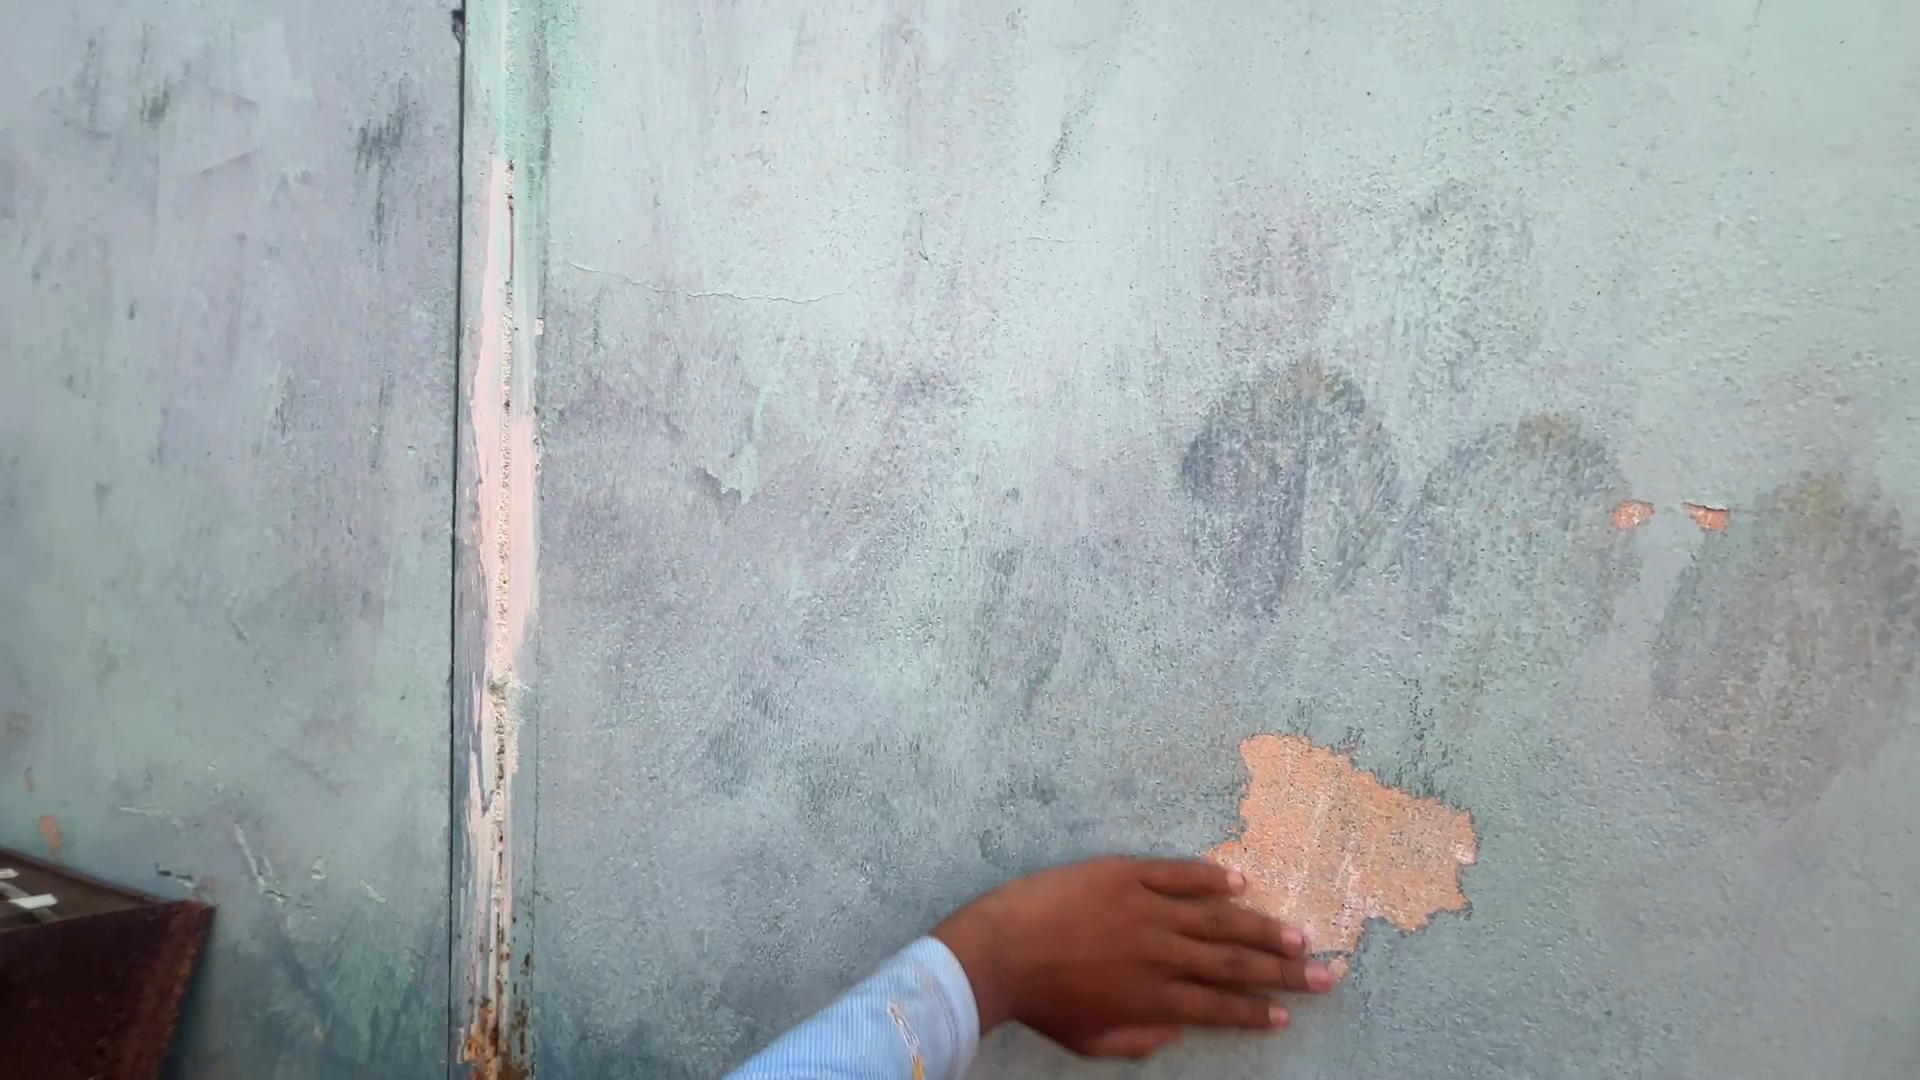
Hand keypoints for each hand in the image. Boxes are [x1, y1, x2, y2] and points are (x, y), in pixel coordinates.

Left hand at [931, 856, 1331, 1059]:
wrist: (1001, 949)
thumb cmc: (1042, 1000)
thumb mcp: (1092, 1040)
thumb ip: (1140, 1038)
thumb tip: (1179, 1028)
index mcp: (1153, 997)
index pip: (1219, 1006)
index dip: (1257, 1011)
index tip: (1287, 1013)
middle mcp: (1160, 954)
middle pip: (1231, 963)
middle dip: (1281, 971)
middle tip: (1322, 973)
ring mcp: (1144, 909)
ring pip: (1214, 918)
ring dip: (1259, 927)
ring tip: (1297, 934)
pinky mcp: (1123, 875)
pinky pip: (1175, 873)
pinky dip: (1208, 876)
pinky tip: (1238, 878)